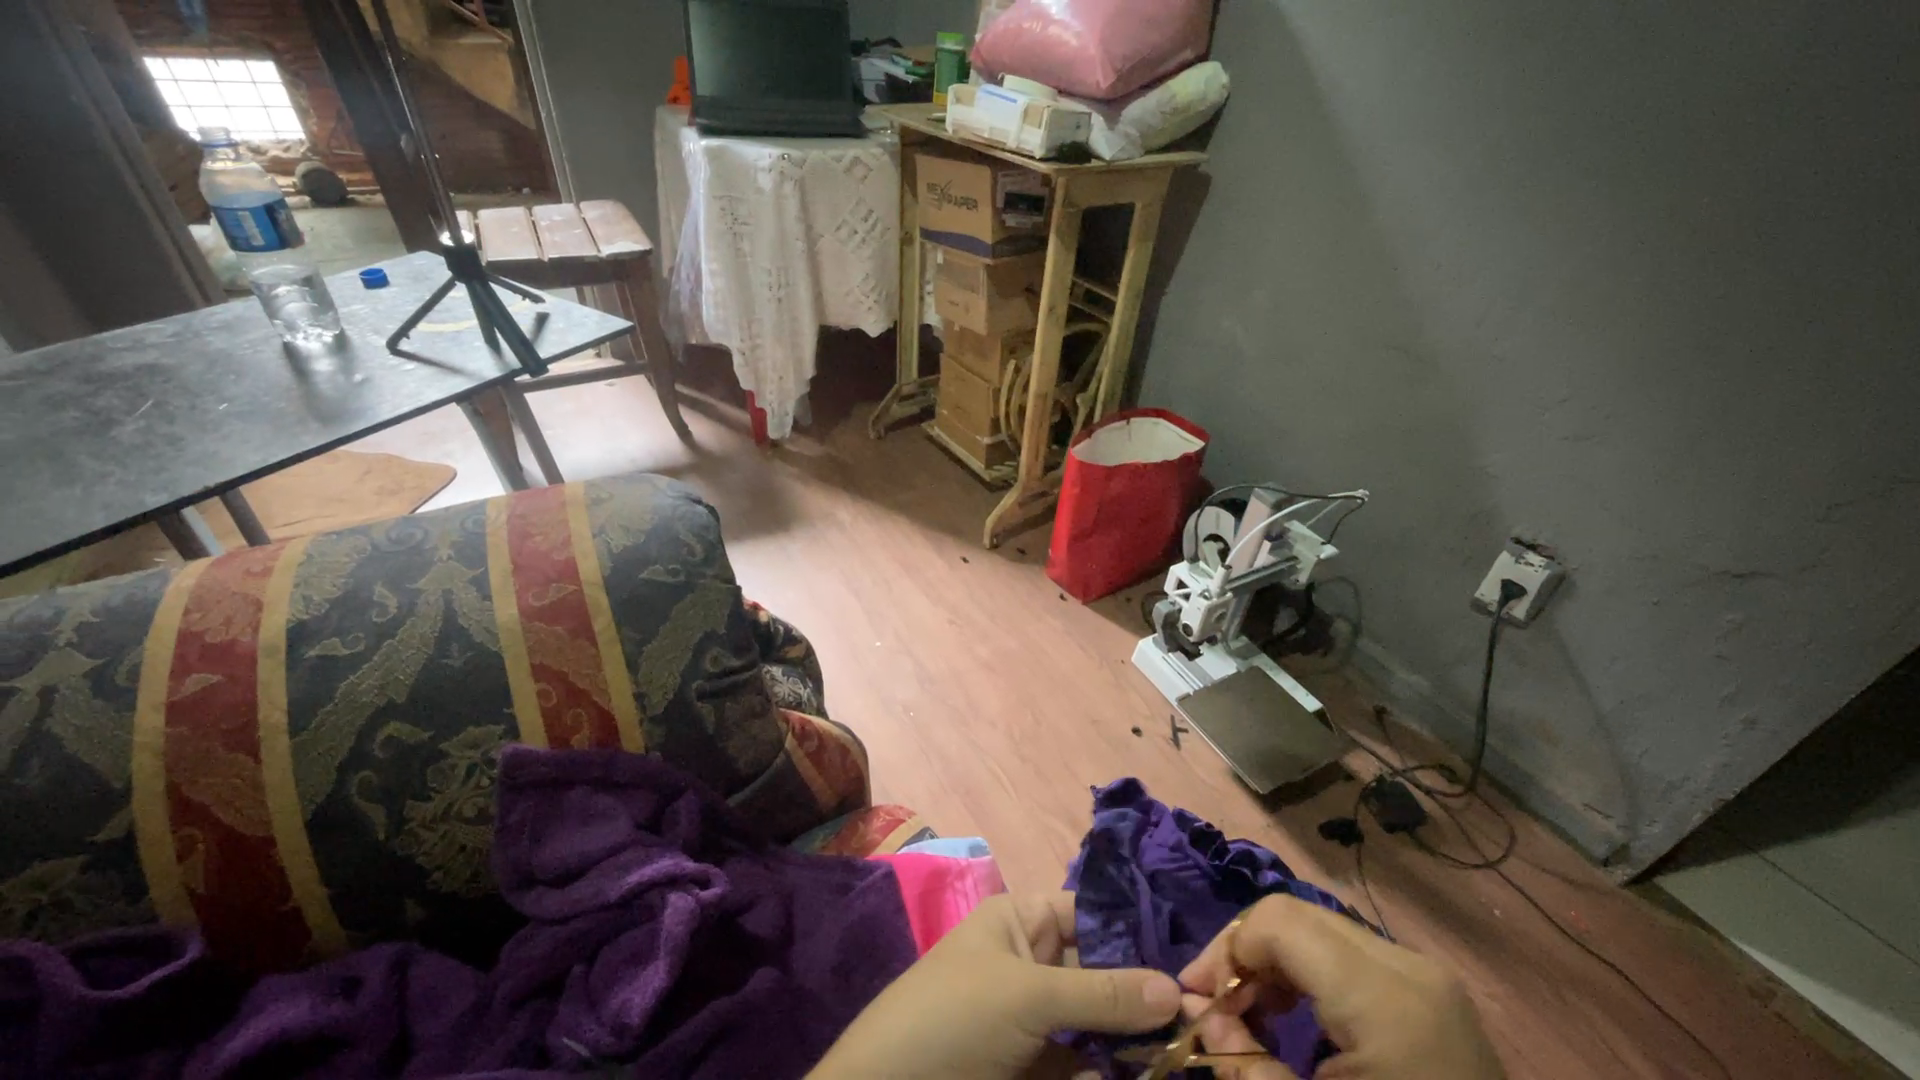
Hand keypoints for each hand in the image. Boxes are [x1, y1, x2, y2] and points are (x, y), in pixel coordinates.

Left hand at [807, 891, 1182, 1078]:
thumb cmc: (954, 1017)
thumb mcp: (1027, 995)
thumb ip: (1102, 992)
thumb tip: (1178, 990)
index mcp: (1021, 922)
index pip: (1092, 916)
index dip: (1139, 935)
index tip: (1196, 962)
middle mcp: (1032, 962)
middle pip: (1102, 970)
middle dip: (1147, 993)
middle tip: (1203, 1016)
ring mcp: (1035, 1017)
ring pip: (1100, 1020)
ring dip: (1137, 1036)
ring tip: (1189, 1047)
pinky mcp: (1036, 1066)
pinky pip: (1085, 1060)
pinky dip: (1112, 1067)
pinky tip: (1149, 1070)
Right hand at [1178, 895, 1504, 1079]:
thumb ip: (1247, 1064)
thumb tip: (1193, 1013)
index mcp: (1385, 1000)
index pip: (1278, 923)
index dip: (1224, 951)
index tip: (1196, 1000)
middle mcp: (1409, 967)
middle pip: (1296, 915)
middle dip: (1242, 952)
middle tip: (1214, 1005)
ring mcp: (1427, 974)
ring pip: (1320, 928)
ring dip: (1273, 961)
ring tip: (1249, 1013)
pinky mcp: (1432, 990)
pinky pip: (1349, 953)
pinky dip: (1308, 971)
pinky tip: (1294, 1015)